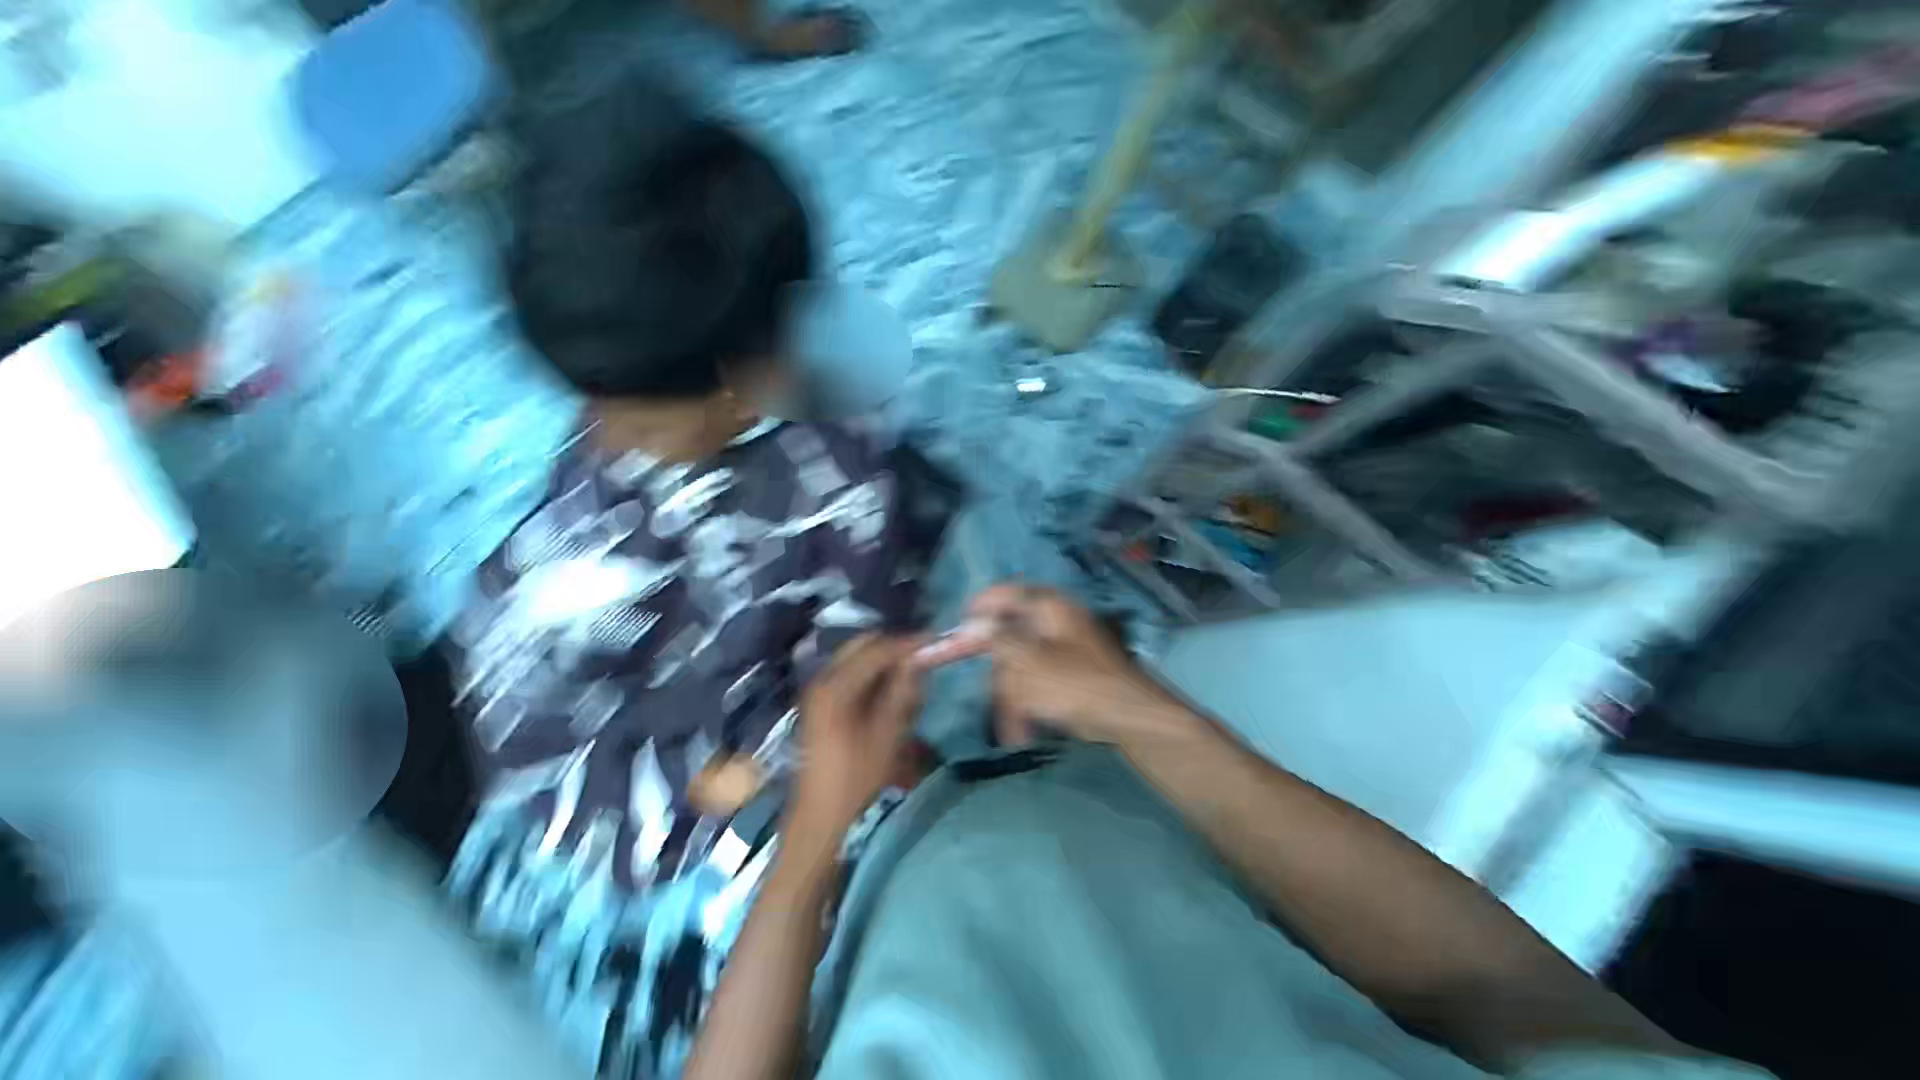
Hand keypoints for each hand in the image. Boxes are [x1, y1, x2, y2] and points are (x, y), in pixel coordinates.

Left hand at [789, 633, 923, 839]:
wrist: (820, 819)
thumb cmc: (856, 781)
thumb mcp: (886, 736)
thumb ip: (901, 693)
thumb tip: (918, 660)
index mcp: (835, 687)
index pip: (877, 650)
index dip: (908, 644)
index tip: (936, 642)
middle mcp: (822, 680)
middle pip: (863, 646)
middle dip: (894, 648)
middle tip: (924, 658)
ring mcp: (818, 692)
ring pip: (856, 659)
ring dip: (883, 662)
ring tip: (913, 675)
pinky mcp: (821, 705)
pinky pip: (850, 675)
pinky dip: (872, 676)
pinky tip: (892, 692)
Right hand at [925, 585, 1194, 749]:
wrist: (1129, 716)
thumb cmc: (1075, 682)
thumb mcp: (1028, 660)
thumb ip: (997, 639)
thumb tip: (976, 623)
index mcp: (1048, 607)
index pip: (1006, 594)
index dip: (979, 606)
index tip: (958, 624)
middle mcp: (1057, 622)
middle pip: (1011, 637)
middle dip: (997, 673)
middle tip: (984, 693)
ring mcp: (1065, 649)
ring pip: (1023, 666)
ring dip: (1011, 697)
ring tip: (1012, 730)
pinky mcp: (1072, 675)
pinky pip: (1039, 684)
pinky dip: (1028, 703)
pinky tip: (1023, 732)